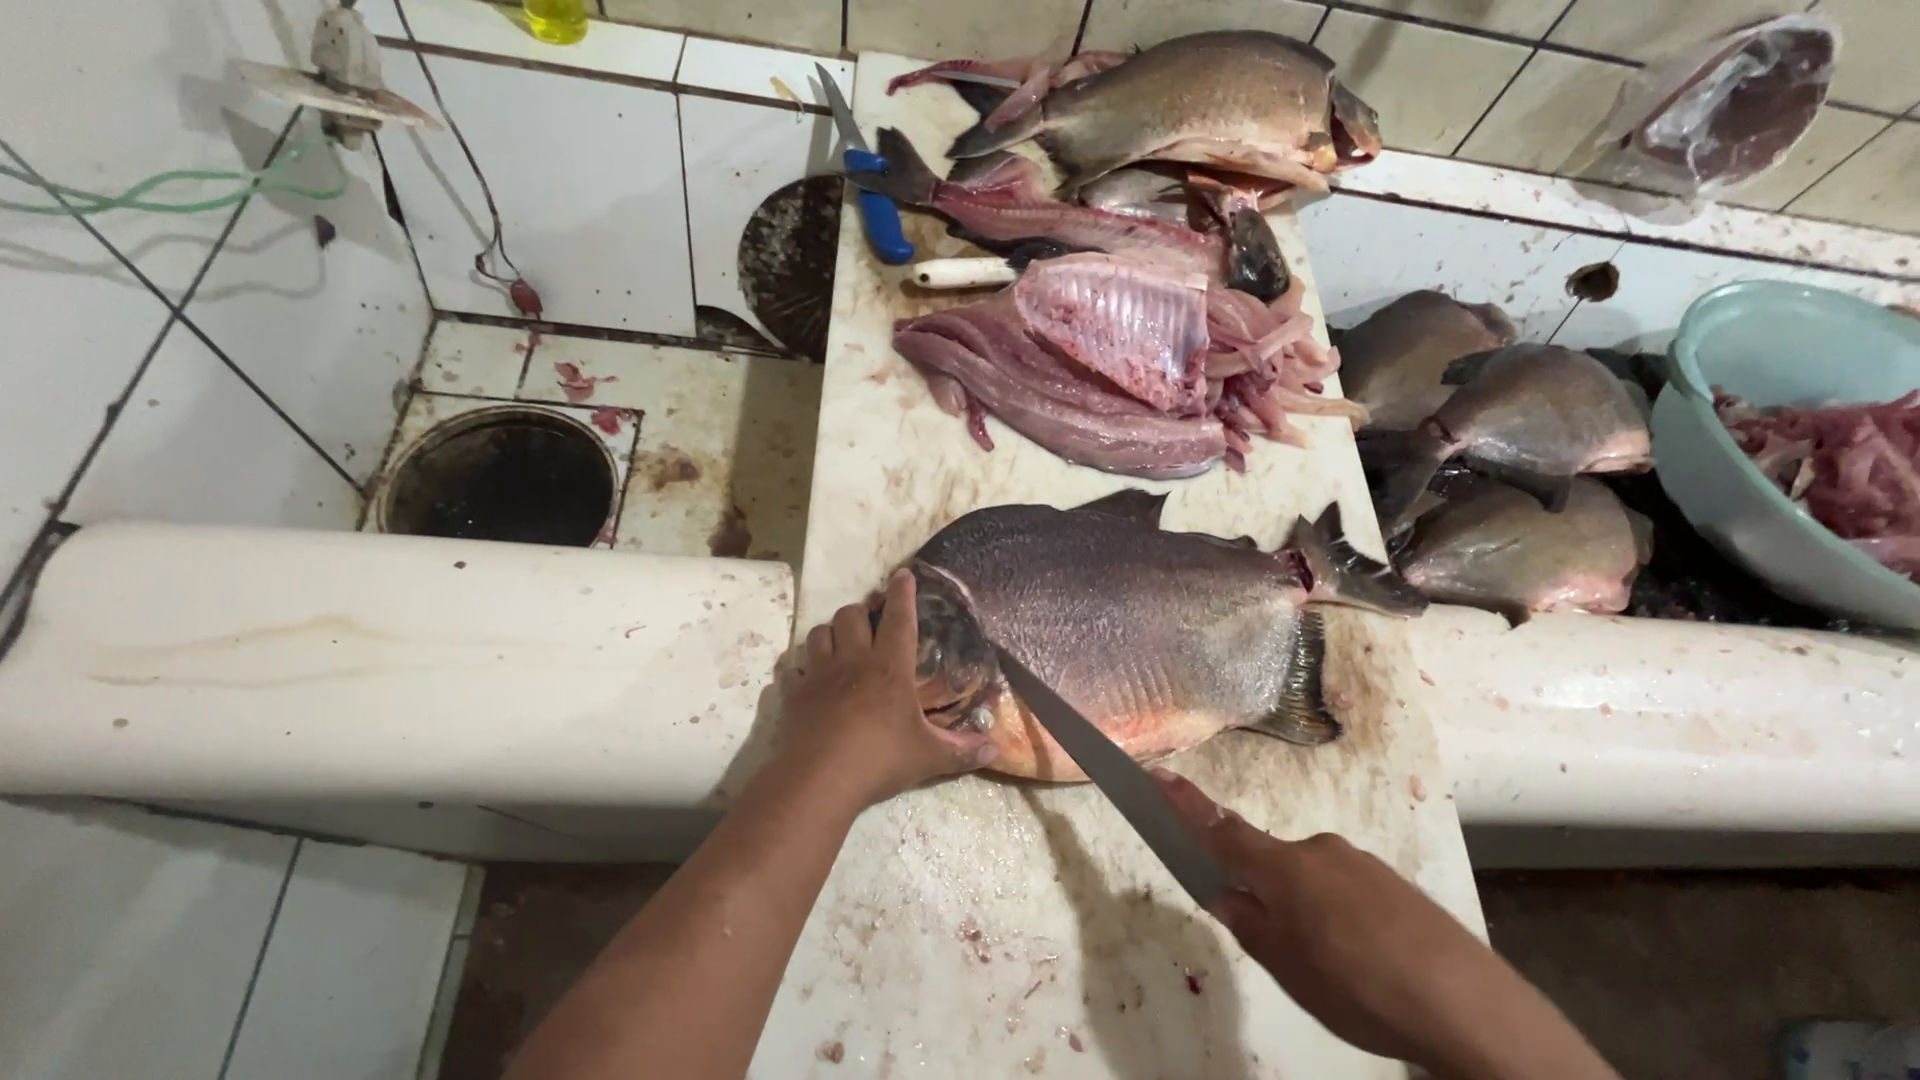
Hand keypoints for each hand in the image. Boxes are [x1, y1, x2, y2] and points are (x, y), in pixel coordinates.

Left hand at [776, 569, 996, 808]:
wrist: (818, 779)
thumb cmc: (879, 759)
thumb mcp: (928, 757)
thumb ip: (961, 750)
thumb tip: (994, 750)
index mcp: (889, 668)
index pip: (900, 619)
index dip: (903, 594)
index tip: (903, 574)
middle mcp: (853, 662)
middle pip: (851, 616)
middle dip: (862, 611)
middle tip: (871, 620)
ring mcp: (819, 676)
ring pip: (819, 633)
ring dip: (830, 633)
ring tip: (840, 643)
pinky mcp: (794, 695)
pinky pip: (792, 670)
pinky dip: (800, 670)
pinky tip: (806, 679)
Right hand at [1154, 769, 1615, 1079]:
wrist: (1472, 1007)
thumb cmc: (1361, 988)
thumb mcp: (1289, 968)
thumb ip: (1250, 923)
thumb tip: (1226, 892)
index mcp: (1284, 869)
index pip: (1221, 829)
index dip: (1185, 804)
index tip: (1155, 774)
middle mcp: (1319, 850)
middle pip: (1271, 861)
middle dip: (1265, 893)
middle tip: (1283, 949)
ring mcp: (1361, 862)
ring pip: (1311, 879)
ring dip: (1307, 909)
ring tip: (1334, 967)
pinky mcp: (1394, 882)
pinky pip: (1346, 889)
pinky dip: (1341, 916)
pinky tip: (1367, 960)